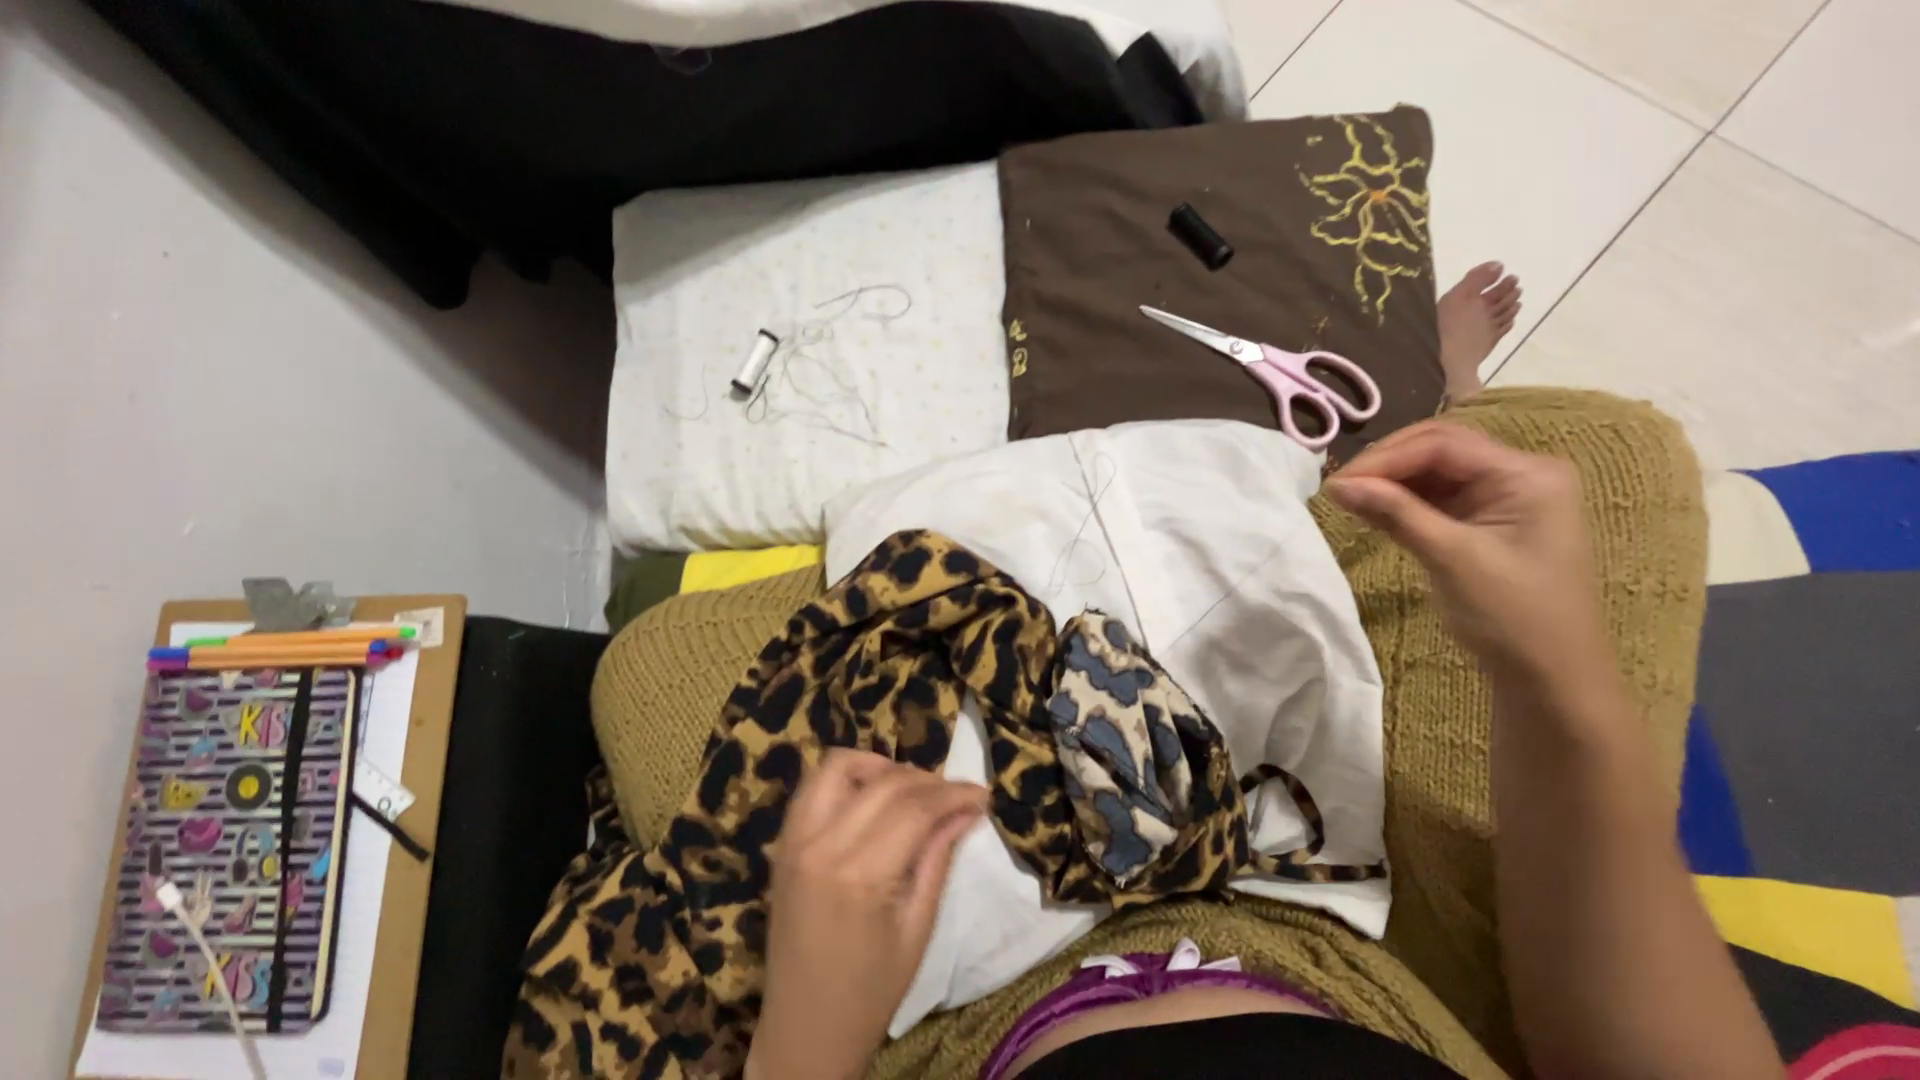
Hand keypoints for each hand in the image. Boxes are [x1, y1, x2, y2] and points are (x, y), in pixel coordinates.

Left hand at [747, 749, 987, 1079]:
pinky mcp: (782, 845)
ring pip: (838, 766)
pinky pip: (812, 787)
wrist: (805, 1030)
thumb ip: (937, 858)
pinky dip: (845, 779)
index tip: (982, 795)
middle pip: (883, 782)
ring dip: (880, 767)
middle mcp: (821, 845)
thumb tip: (967, 810)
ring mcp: (794, 841)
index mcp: (860, 875)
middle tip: (955, 796)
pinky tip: (873, 798)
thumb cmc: (871, 991)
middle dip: (927, 780)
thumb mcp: (918, 928)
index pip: (915, 807)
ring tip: (912, 790)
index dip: (954, 794)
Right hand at [1325, 421, 1607, 682]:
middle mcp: (1522, 474)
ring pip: (1437, 471)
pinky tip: (1375, 510)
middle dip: (1388, 463)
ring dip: (1393, 481)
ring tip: (1350, 498)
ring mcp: (1508, 498)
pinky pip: (1441, 496)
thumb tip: (1337, 485)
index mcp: (1528, 474)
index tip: (1339, 483)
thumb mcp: (1450, 558)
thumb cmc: (1512, 617)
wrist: (1552, 678)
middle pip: (1441, 448)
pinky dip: (1406, 501)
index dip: (1386, 458)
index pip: (1444, 445)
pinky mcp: (1490, 521)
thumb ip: (1395, 514)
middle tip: (1341, 487)